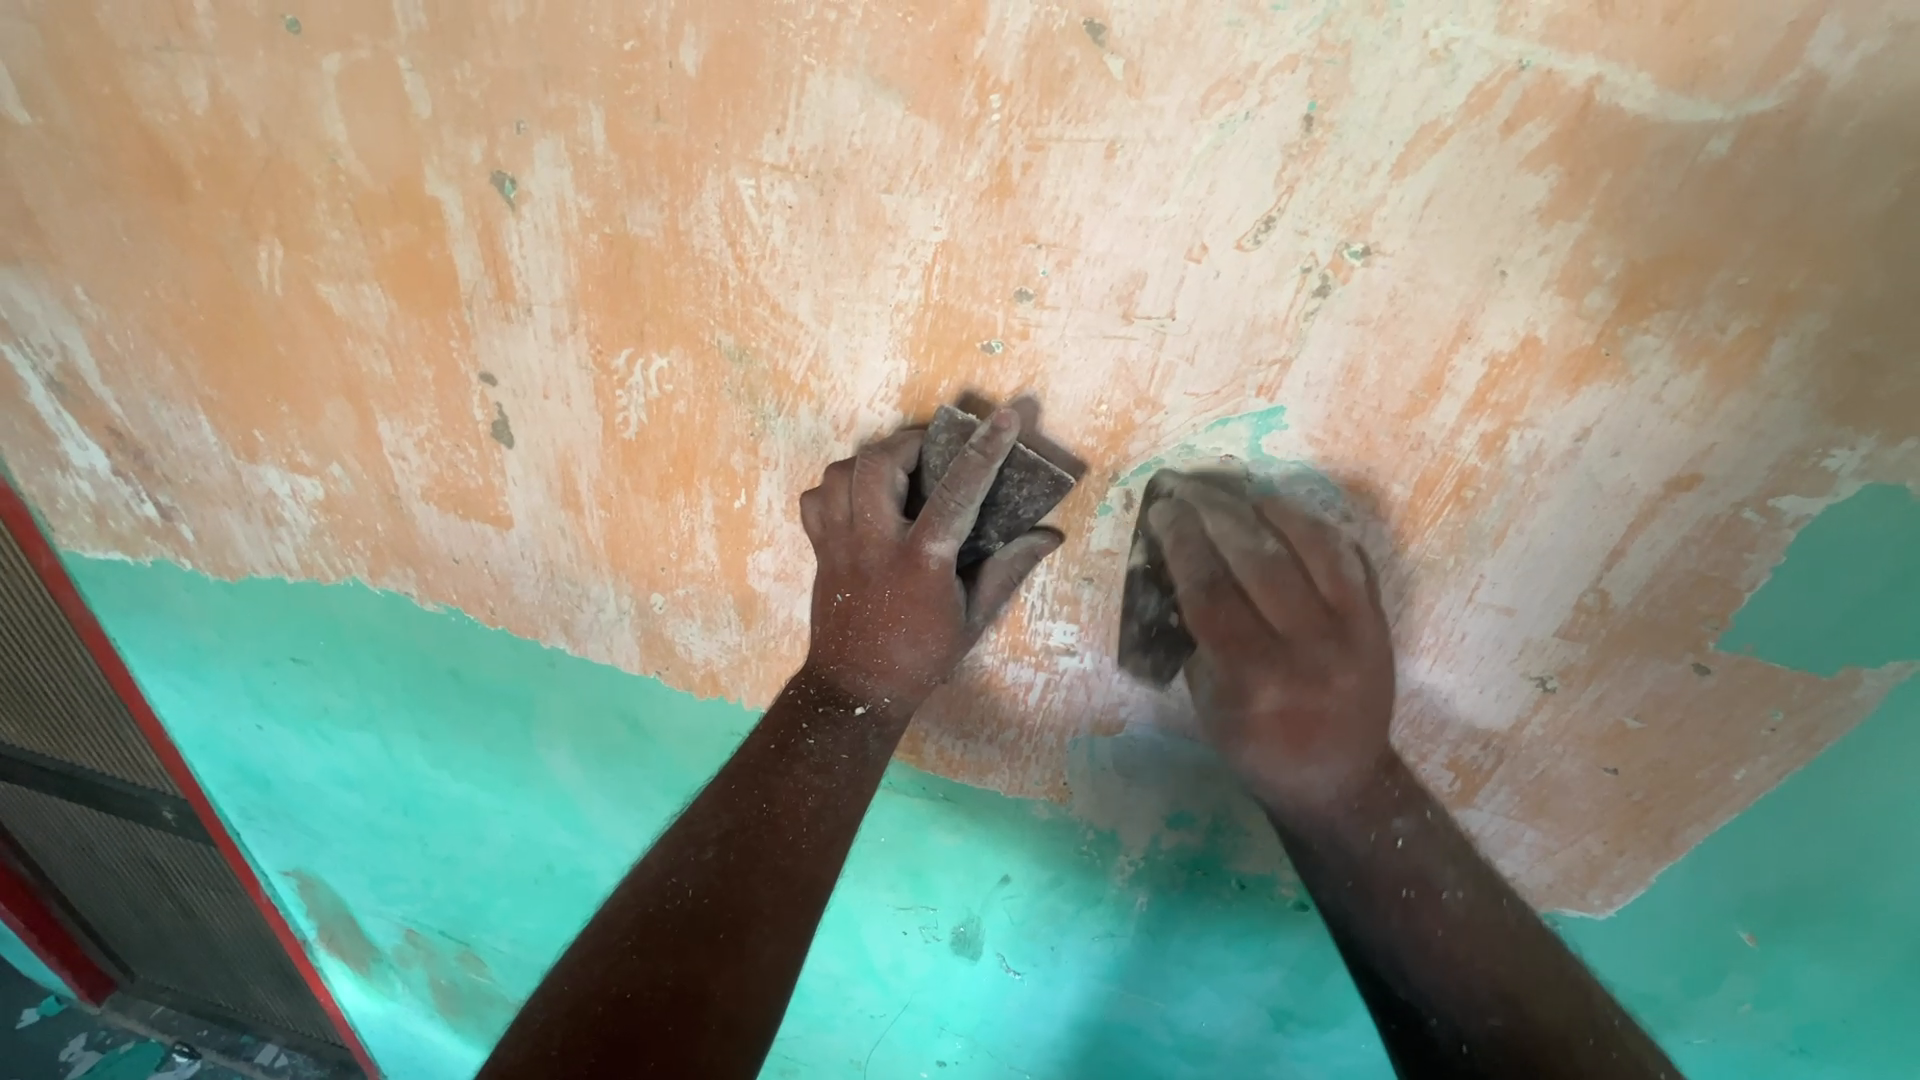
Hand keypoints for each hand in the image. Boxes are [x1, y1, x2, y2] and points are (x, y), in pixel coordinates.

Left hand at [799, 409, 1063, 710]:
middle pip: (876, 465)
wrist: (857, 688)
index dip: (983, 450)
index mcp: (920, 562)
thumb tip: (1050, 536)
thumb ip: (1008, 570)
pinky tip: (858, 500)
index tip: (1004, 416)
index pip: (955, 493)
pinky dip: (835, 488)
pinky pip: (815, 500)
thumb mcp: (974, 619)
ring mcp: (838, 546)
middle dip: (906, 442)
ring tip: (894, 471)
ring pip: (838, 474)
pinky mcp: (819, 552)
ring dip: (869, 462)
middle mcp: (874, 544)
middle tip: (929, 449)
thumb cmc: (921, 656)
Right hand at [1146, 476, 1394, 811]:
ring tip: (1233, 487)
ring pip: (1310, 545)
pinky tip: (1281, 509)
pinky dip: (1312, 524)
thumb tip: (1178, 564)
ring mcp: (1352, 631)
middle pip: (1257, 558)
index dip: (1183, 541)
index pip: (1211, 590)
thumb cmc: (1256, 747)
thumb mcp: (1208, 700)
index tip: (1163, 510)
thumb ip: (1197, 633)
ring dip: (1265, 507)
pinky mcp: (1379, 620)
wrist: (1339, 779)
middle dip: (1214, 512)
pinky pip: (1347, 554)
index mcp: (1254, 678)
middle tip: (1187, 486)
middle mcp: (1307, 649)